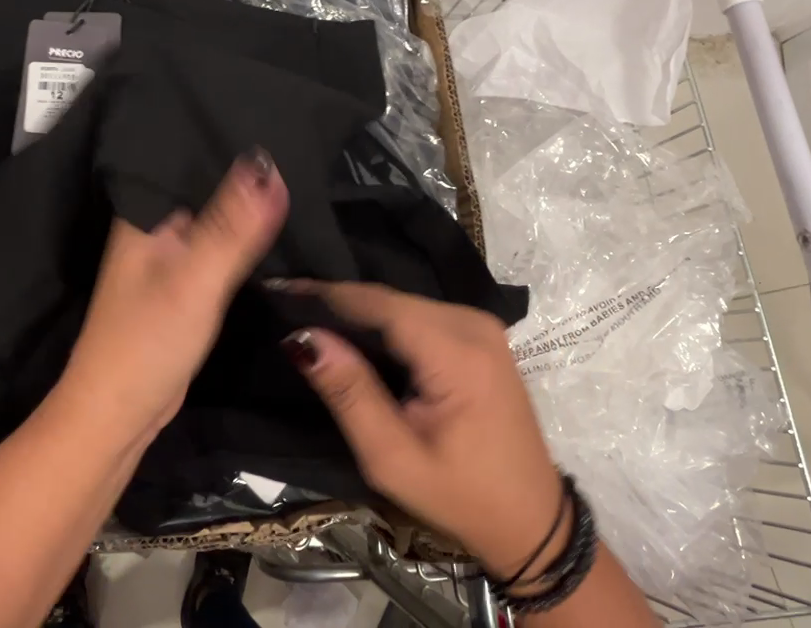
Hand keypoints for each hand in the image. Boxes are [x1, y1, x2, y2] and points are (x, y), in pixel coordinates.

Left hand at [55, 149, 288, 441]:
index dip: (232, 138)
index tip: (282, 121)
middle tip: (304, 152)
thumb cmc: (148, 341)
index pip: (190, 156)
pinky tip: (275, 231)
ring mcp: (169, 257)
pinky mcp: (184, 284)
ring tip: (301, 182)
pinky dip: (243, 243)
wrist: (119, 415)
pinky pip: (219, 249)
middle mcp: (154, 228)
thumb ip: (234, 225)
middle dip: (249, 176)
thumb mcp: (197, 277)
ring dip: (249, 212)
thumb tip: (270, 163)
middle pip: (207, 189)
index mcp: (144, 213)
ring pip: (217, 221)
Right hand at [279, 281, 563, 580]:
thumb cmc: (459, 496)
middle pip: (391, 299)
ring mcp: (482, 325)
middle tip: (287, 308)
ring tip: (311, 317)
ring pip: (404, 302)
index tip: (280, 292)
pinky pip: (421, 314)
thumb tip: (304, 338)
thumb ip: (350, 393)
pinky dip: (386, 321)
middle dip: (339, 301)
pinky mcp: (482, 334)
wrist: (530, 520)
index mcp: (457, 352)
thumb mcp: (392, 458)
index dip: (326, 294)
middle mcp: (474, 323)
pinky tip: (355, 333)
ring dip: (360, 310)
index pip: (379, 304)